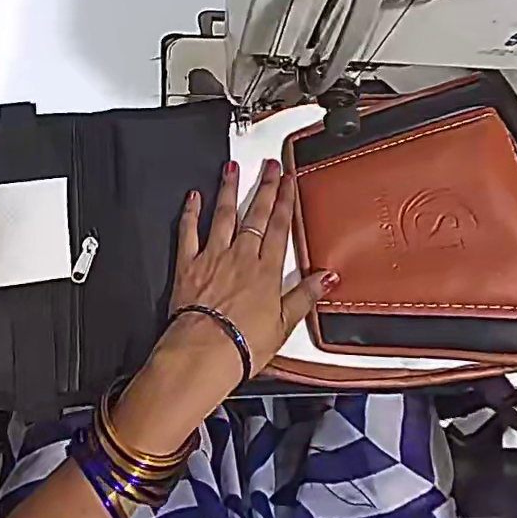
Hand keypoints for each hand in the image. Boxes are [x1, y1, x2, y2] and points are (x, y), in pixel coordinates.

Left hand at [113, 160, 334, 450]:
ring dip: (230, 189)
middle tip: (269, 166)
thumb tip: (328, 278)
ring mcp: (213, 257)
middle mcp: (240, 257)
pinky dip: (190, 213)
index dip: (285, 200)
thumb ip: (306, 296)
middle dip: (265, 187)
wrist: (204, 351)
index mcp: (265, 270)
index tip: (288, 181)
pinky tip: (193, 197)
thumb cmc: (242, 343)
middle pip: (256, 214)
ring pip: (224, 215)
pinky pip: (189, 232)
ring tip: (233, 169)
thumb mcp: (285, 324)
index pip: (280, 226)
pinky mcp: (189, 265)